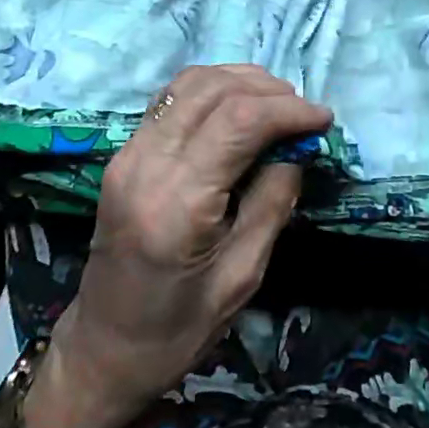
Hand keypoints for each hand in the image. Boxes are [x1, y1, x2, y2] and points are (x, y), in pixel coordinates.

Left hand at [23, 65, 331, 427]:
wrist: (105, 345)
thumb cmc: (178, 328)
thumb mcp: (242, 276)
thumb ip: (272, 202)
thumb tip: (295, 149)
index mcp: (177, 200)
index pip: (238, 121)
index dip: (287, 110)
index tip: (323, 119)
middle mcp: (145, 163)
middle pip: (211, 90)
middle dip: (266, 89)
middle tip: (303, 112)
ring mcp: (127, 154)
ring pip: (187, 85)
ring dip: (237, 82)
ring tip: (277, 104)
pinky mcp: (122, 155)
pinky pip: (170, 102)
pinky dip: (210, 93)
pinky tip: (237, 109)